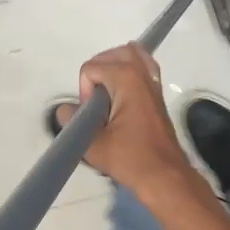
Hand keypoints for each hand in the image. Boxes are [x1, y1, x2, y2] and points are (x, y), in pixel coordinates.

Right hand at [55, 44, 197, 196]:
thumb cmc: (130, 158)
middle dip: (97, 70)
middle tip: (94, 99)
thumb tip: (64, 110)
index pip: (92, 68)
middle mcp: (141, 73)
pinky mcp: (158, 93)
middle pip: (113, 53)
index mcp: (126, 79)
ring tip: (105, 90)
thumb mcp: (94, 144)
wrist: (164, 175)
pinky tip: (122, 89)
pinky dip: (132, 69)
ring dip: (114, 65)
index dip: (84, 89)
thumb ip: (74, 122)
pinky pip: (145, 66)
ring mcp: (153, 82)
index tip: (92, 114)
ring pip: (133, 54)